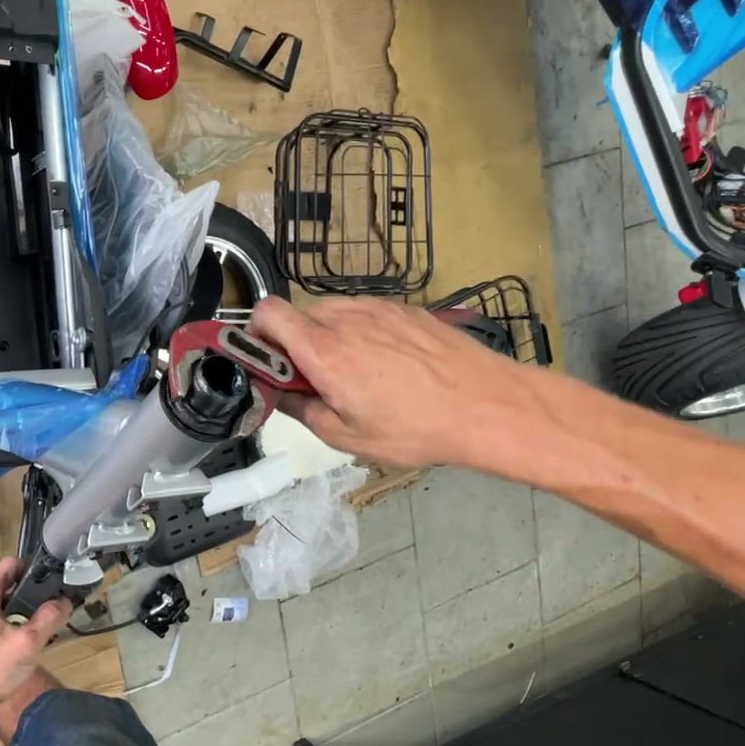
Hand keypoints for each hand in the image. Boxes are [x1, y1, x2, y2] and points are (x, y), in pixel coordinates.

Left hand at [0, 557, 70, 714]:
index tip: (52, 578)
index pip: (10, 564)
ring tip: (42, 624)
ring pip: (1, 606)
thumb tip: (64, 601)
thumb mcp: (26, 643)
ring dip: (21, 611)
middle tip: (52, 604)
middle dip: (30, 593)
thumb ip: (49, 618)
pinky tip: (23, 642)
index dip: (33, 567)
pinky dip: (10, 625)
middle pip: (7, 585)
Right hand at [249, 296, 535, 468]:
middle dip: (293, 342)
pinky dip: (359, 331)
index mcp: (323, 350)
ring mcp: (378, 308)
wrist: (489, 405)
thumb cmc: (414, 428)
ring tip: (352, 370)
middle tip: (312, 377)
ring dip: (326, 335)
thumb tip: (278, 393)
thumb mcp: (346, 436)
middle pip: (297, 314)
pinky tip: (384, 362)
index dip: (255, 332)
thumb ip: (301, 409)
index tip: (265, 360)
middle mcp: (345, 319)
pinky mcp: (405, 308)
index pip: (267, 312)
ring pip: (331, 311)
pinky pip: (364, 312)